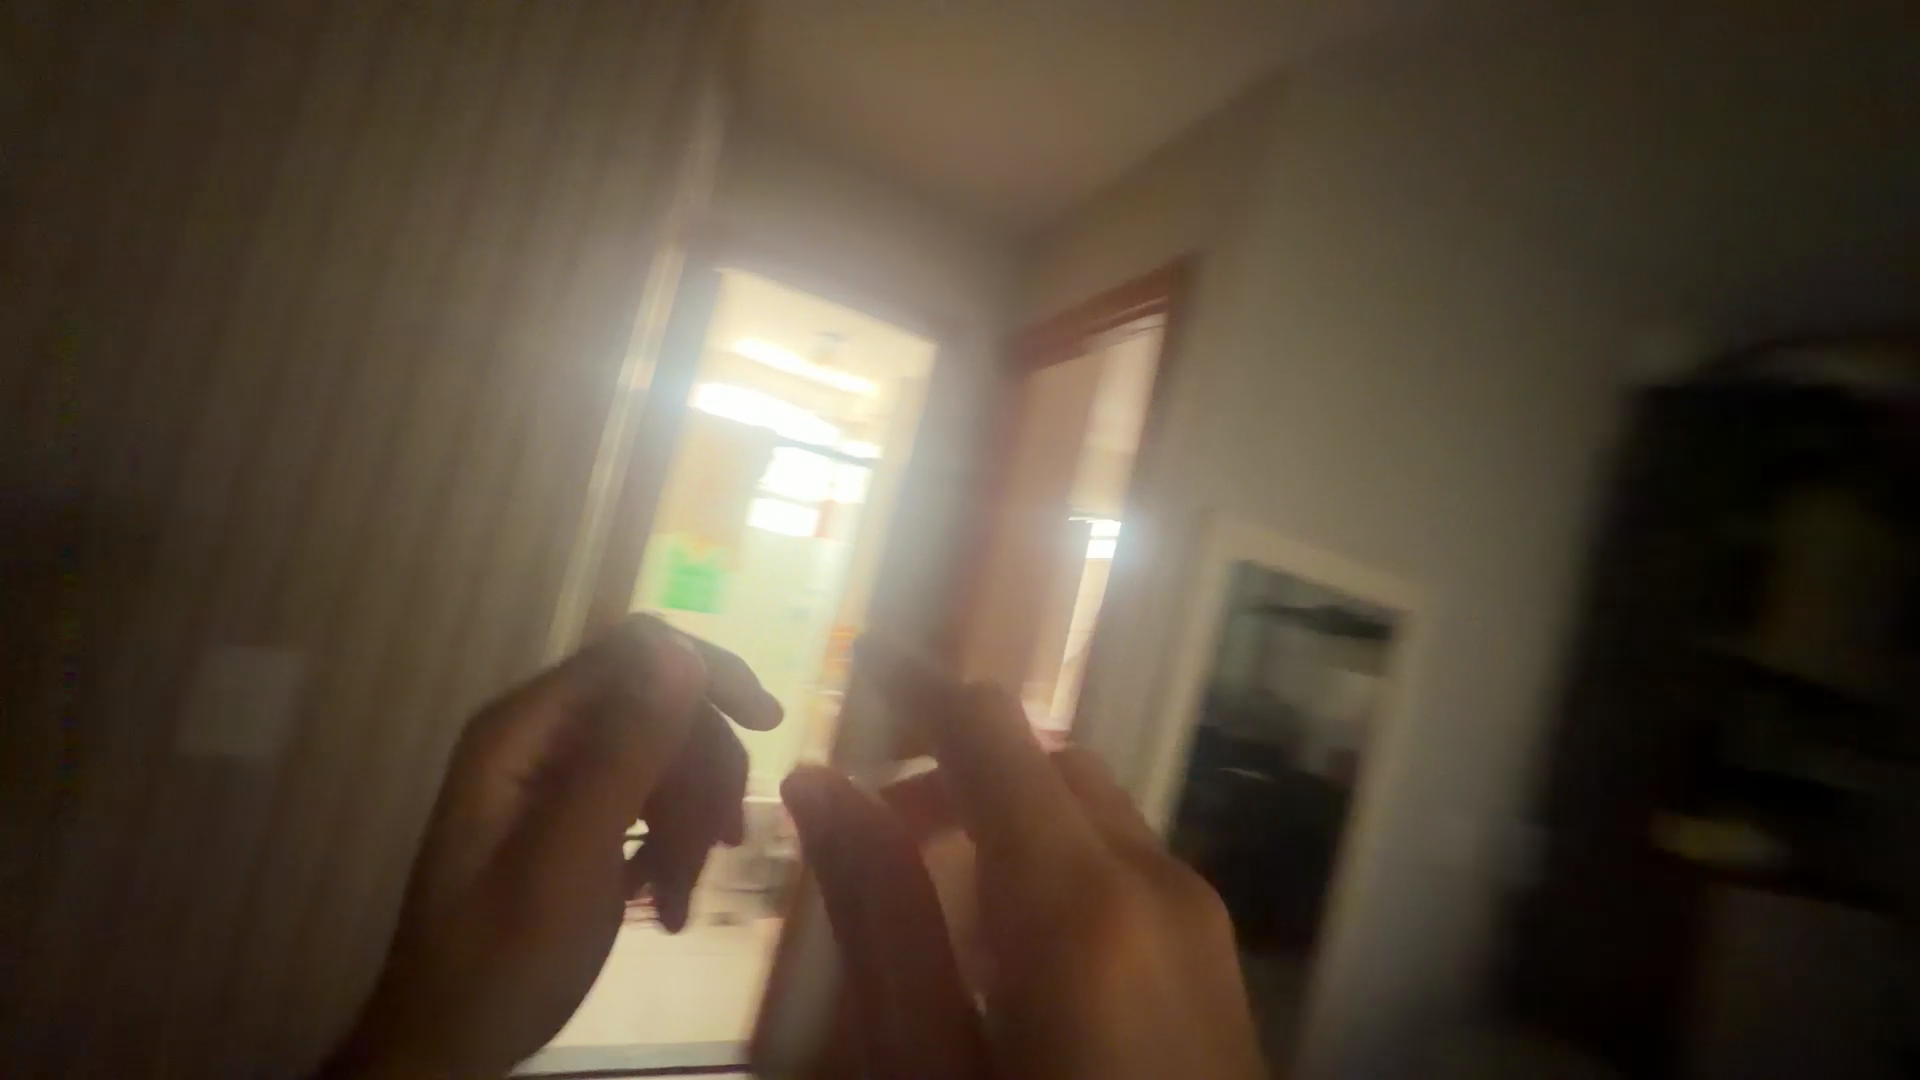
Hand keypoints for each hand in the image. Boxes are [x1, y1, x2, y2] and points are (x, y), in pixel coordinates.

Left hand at [319, 615, 781, 1078]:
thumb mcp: (571, 857)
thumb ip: (628, 751)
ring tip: (682, 894)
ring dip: (694, 819)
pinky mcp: (585, 804)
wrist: (452, 1049)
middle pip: (665, 706)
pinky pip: (659, 792)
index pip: (637, 650)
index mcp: (526, 727)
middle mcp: (547, 732)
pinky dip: (678, 840)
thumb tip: (685, 652)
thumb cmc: (500, 961)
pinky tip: (668, 895)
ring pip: (672, 753)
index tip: (763, 724)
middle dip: (703, 775)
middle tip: (721, 845)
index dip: (706, 671)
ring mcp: (566, 768)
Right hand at [781, 641, 1264, 1079]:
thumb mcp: (926, 1064)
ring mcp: (1194, 908)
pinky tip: (1004, 931)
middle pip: (1039, 756)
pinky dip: (1045, 848)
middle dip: (952, 761)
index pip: (993, 726)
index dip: (921, 681)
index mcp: (1081, 895)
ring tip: (926, 876)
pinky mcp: (1206, 945)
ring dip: (998, 806)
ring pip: (1079, 800)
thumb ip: (879, 911)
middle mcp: (1153, 874)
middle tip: (873, 816)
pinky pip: (1113, 852)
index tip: (860, 661)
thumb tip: (820, 784)